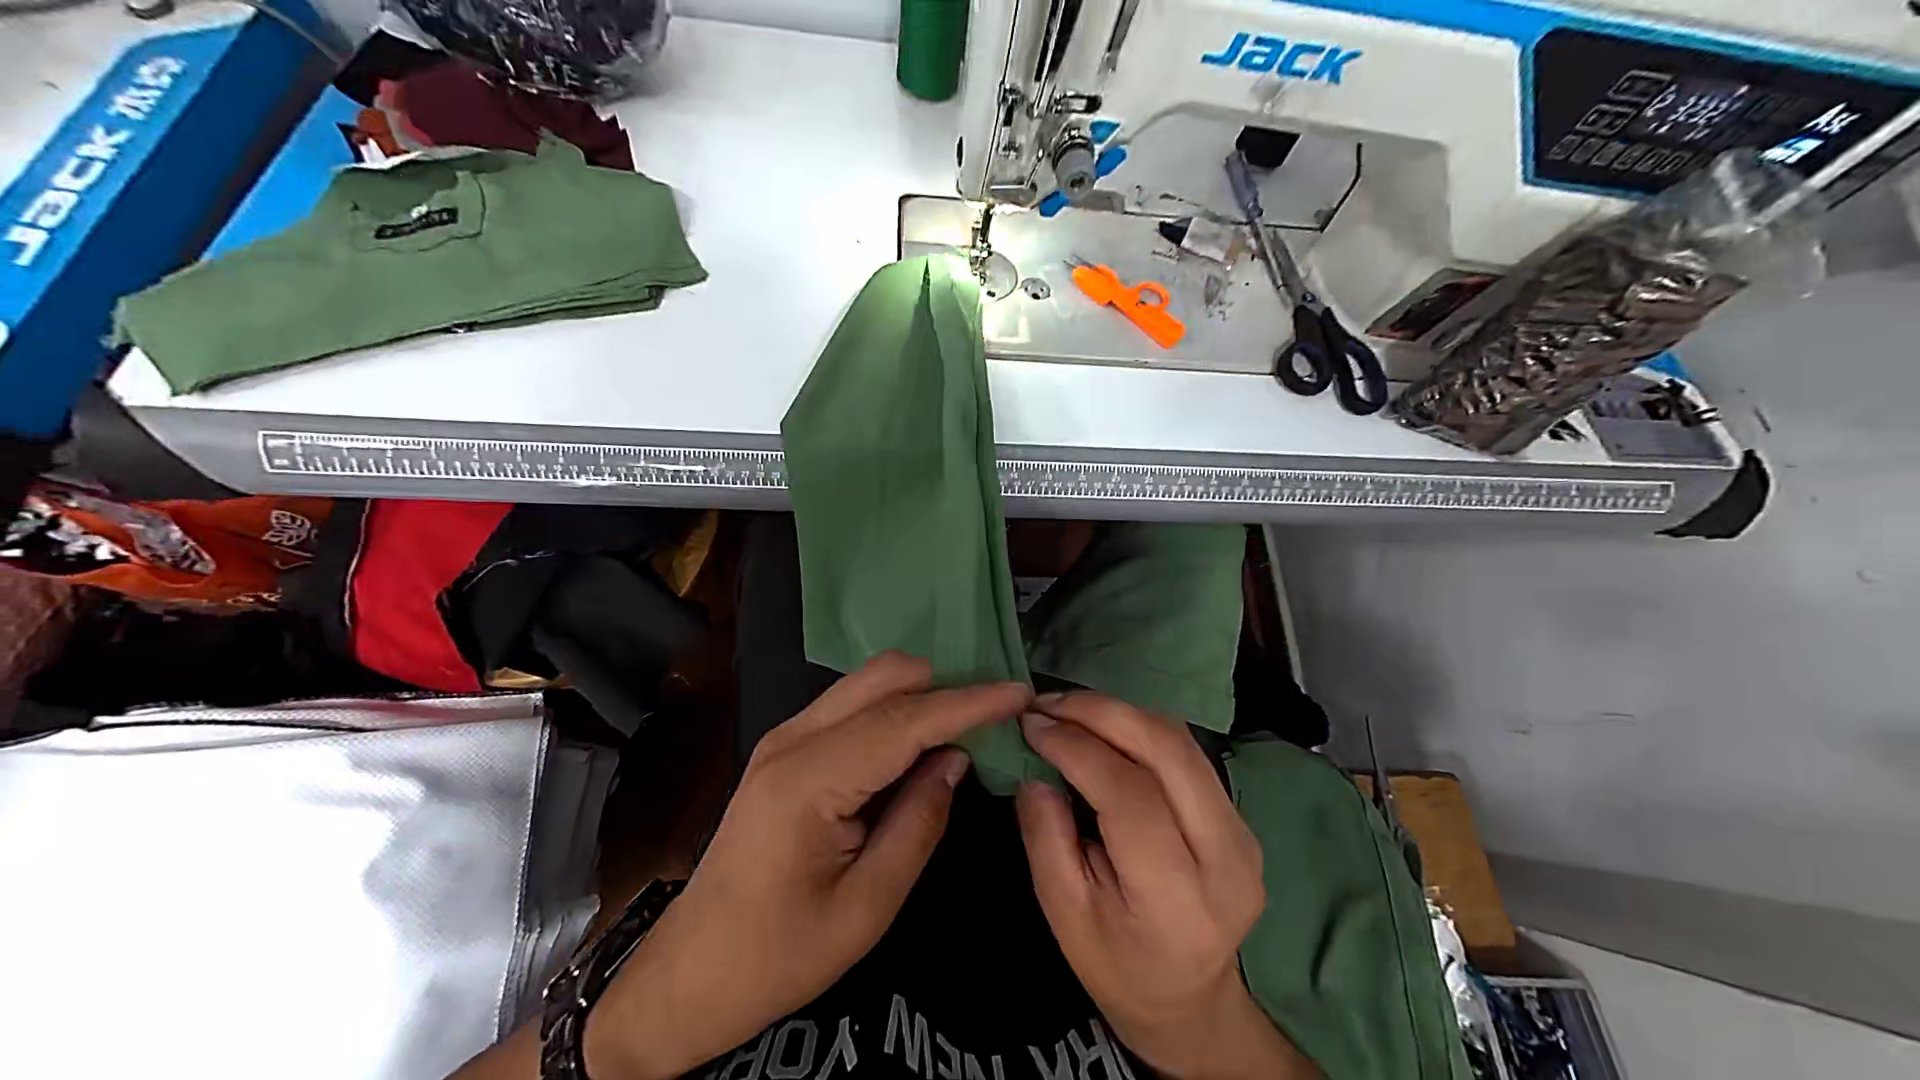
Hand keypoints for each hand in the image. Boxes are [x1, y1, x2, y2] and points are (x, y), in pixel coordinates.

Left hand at [584, 653, 1030, 1079]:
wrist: (691, 970)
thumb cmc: (779, 954)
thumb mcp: (866, 906)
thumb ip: (918, 823)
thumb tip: (957, 759)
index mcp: (809, 780)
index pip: (904, 720)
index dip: (968, 703)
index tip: (1020, 692)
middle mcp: (793, 740)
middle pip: (883, 677)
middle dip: (946, 684)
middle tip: (998, 710)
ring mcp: (783, 738)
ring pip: (866, 683)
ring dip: (922, 692)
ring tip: (970, 721)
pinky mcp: (784, 748)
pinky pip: (851, 705)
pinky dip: (895, 708)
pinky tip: (921, 737)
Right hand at [1015, 694, 1317, 1079]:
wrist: (1189, 999)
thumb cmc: (1116, 964)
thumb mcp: (1063, 915)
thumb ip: (1046, 838)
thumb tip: (1037, 767)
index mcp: (1180, 899)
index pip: (1131, 797)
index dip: (1078, 749)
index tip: (1032, 725)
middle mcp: (1228, 857)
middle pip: (1169, 753)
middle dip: (1102, 713)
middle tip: (1047, 703)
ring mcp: (1242, 832)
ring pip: (1181, 742)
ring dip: (1120, 713)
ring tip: (1067, 710)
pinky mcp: (1238, 816)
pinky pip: (1186, 752)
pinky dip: (1138, 728)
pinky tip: (1100, 728)